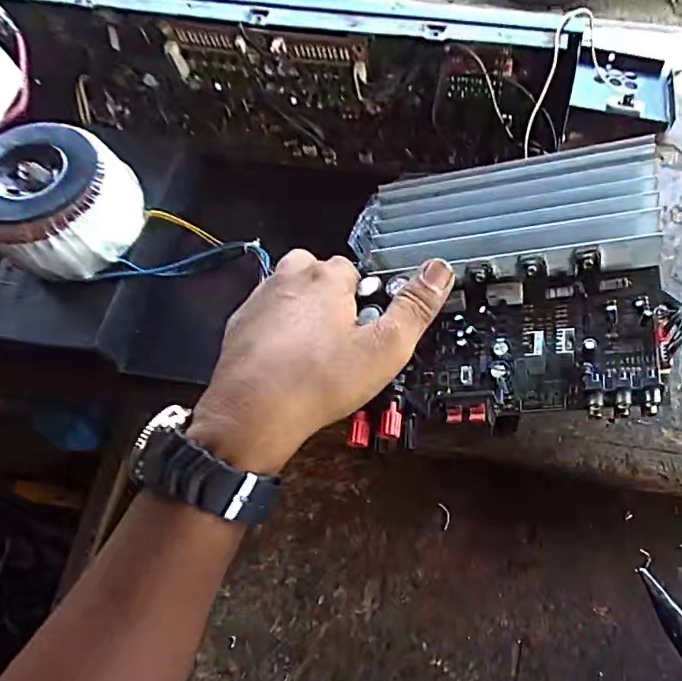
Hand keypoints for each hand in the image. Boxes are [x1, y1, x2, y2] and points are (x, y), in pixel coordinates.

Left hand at [187, 251, 452, 473]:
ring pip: (294, 295)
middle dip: (336, 301)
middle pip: (321, 276)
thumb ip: (415, 307)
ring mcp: (260, 302)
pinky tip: (297, 363)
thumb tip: (439, 273)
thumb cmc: (315, 382)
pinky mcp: (242, 327)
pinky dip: (284, 335)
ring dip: (309, 314)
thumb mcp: (386, 348)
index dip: (370, 296)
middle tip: (349, 338)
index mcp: (326, 279)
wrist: (254, 412)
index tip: (374, 322)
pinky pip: (270, 320)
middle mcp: (289, 280)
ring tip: (324, 352)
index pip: (356, 268)